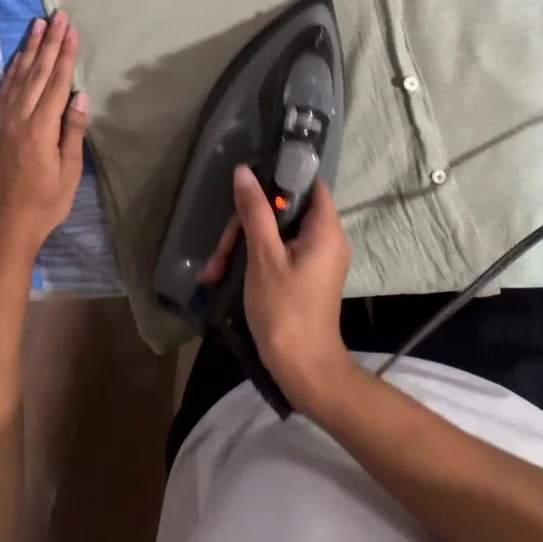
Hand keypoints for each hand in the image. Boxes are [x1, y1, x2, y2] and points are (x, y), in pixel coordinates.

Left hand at [0, 11, 88, 258]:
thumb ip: (72, 133)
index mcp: (40, 129)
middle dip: (49, 43)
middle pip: (36, 73)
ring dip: (29, 50)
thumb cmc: (44, 205)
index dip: (65, 55)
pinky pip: (3, 92)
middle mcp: (18, 119)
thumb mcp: (68, 173)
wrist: (4, 228)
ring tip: (37, 25)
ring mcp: (2, 123)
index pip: (56, 83)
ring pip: (18, 77)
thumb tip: (80, 96)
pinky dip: (11, 72)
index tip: (71, 29)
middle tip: (57, 16)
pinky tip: (17, 60)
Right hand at [200, 166, 354, 409]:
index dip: (280, 179)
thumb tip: (244, 172)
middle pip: (285, 211)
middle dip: (248, 224)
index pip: (309, 184)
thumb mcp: (263, 257)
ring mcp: (316, 260)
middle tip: (223, 249)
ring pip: (276, 234)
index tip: (248, 188)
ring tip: (215, 271)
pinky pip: (278, 254)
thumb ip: (254, 212)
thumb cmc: (285, 309)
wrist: (303, 369)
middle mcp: (326, 240)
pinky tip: (222, 279)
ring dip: (242, 247)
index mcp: (325, 229)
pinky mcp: (305, 277)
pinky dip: (252, 262)